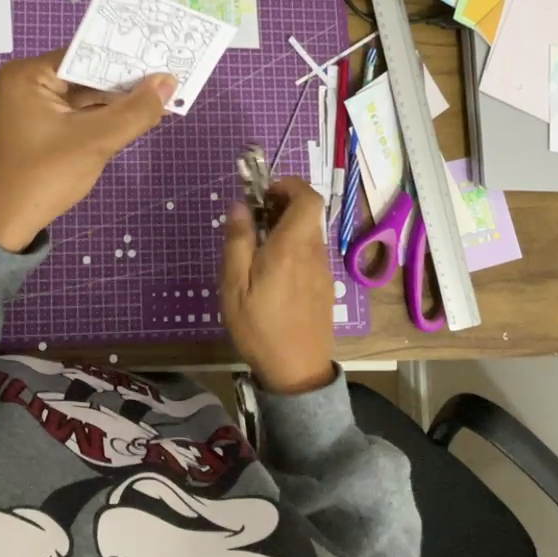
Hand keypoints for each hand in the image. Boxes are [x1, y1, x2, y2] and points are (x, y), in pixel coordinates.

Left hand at [0, 50, 174, 251]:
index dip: (126, 58)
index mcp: (29, 74)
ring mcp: (33, 104)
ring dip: (120, 101)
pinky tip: (139, 116)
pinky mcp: (41, 125)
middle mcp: (27, 81)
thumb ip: (135, 110)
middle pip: (87, 73)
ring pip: (86, 94)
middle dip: (126, 81)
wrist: (5, 225)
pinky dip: (105, 116)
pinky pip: (79, 111)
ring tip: (164, 96)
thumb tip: (169, 81)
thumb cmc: (44, 176)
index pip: (86, 55)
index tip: (164, 57)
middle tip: (171, 77)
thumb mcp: (95, 141)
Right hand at [221, 177, 336, 394]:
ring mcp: (322, 270)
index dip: (289, 185)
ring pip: (308, 233)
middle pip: (308, 213)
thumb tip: (240, 205)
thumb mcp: (234, 285)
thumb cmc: (259, 327)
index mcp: (291, 248)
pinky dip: (292, 247)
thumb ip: (238, 241)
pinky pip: (310, 253)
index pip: (308, 198)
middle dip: (282, 204)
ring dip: (286, 226)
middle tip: (253, 217)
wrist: (297, 372)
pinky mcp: (324, 286)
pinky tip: (271, 270)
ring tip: (257, 246)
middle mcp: (313, 253)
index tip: (263, 192)